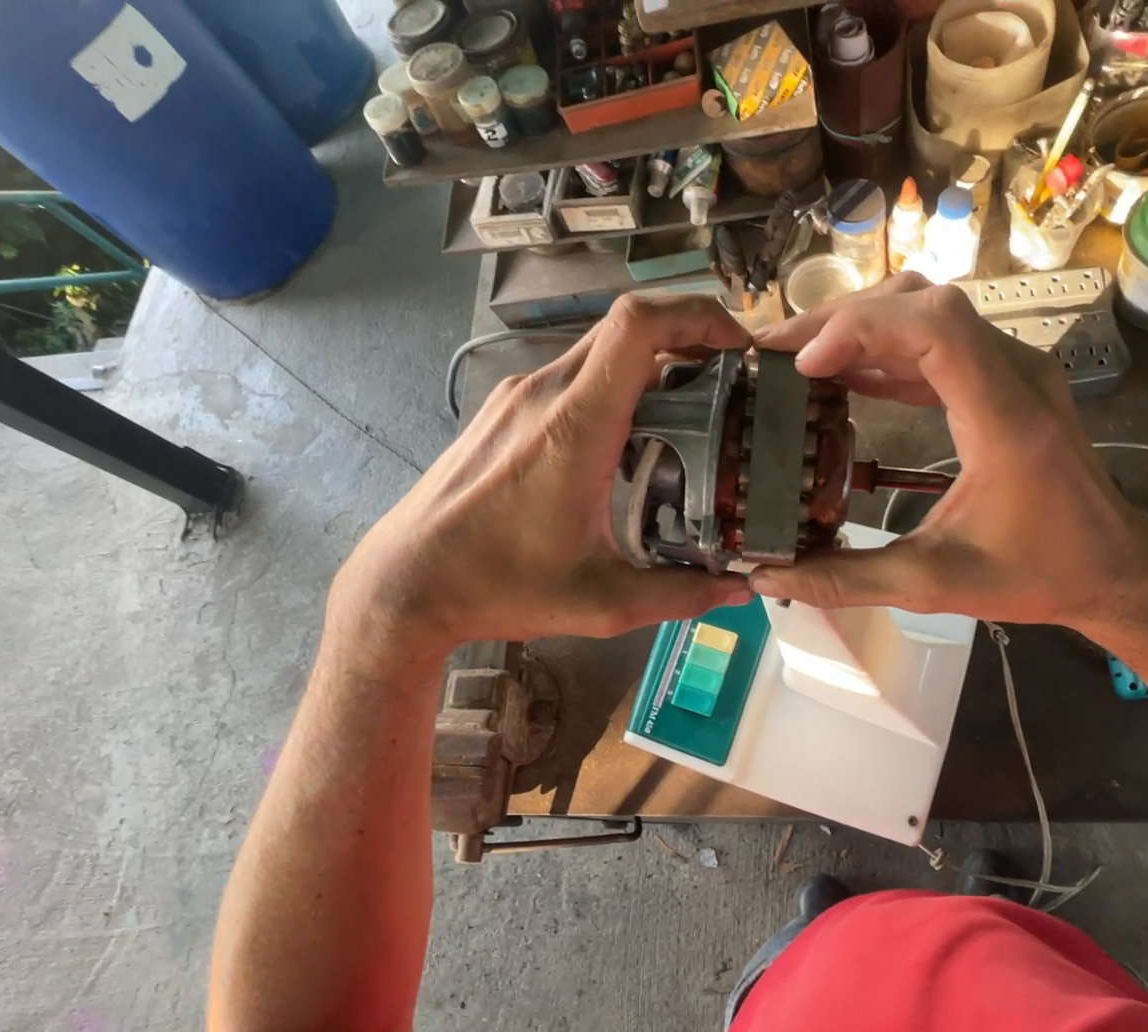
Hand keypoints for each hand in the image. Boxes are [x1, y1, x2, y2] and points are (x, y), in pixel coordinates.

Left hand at [331, 294, 753, 647]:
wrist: (407, 581)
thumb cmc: (499, 586)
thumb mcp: (602, 602)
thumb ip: (679, 594)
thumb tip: (741, 590)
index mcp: (575, 426)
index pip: (637, 325)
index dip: (696, 314)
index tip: (735, 344)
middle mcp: (545, 391)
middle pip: (627, 327)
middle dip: (688, 337)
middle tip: (730, 380)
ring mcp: (518, 394)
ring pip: (600, 350)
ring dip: (652, 365)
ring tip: (690, 412)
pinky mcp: (503, 408)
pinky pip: (572, 374)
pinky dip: (615, 385)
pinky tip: (629, 437)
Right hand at [747, 273, 1147, 630]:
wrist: (1113, 565)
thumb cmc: (1037, 573)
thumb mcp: (934, 585)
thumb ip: (847, 580)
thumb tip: (768, 578)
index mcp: (1005, 416)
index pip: (935, 325)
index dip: (861, 328)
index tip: (804, 366)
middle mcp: (1014, 373)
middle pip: (922, 303)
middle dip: (842, 320)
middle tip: (776, 353)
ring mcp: (1013, 369)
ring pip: (928, 312)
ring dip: (859, 328)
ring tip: (797, 359)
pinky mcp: (1005, 379)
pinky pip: (938, 342)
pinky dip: (884, 350)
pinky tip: (841, 377)